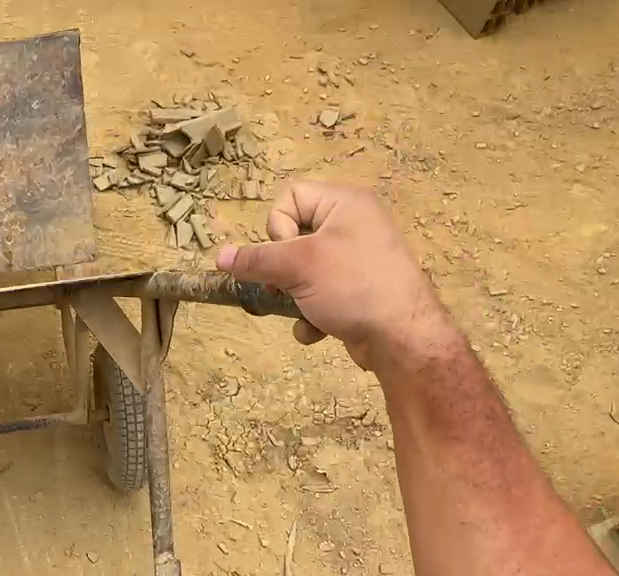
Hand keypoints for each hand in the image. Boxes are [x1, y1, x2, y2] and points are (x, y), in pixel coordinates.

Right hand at [217, 182, 460, 378]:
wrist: (399, 334)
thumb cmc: (351, 286)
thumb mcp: (297, 267)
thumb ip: (255, 260)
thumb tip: (219, 256)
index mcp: (343, 203)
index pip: (289, 197)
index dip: (278, 228)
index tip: (288, 256)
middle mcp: (351, 224)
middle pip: (291, 237)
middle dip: (281, 269)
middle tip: (286, 286)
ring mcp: (354, 259)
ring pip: (300, 271)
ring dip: (292, 296)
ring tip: (302, 309)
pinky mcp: (354, 290)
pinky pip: (317, 294)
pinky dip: (310, 314)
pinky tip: (318, 329)